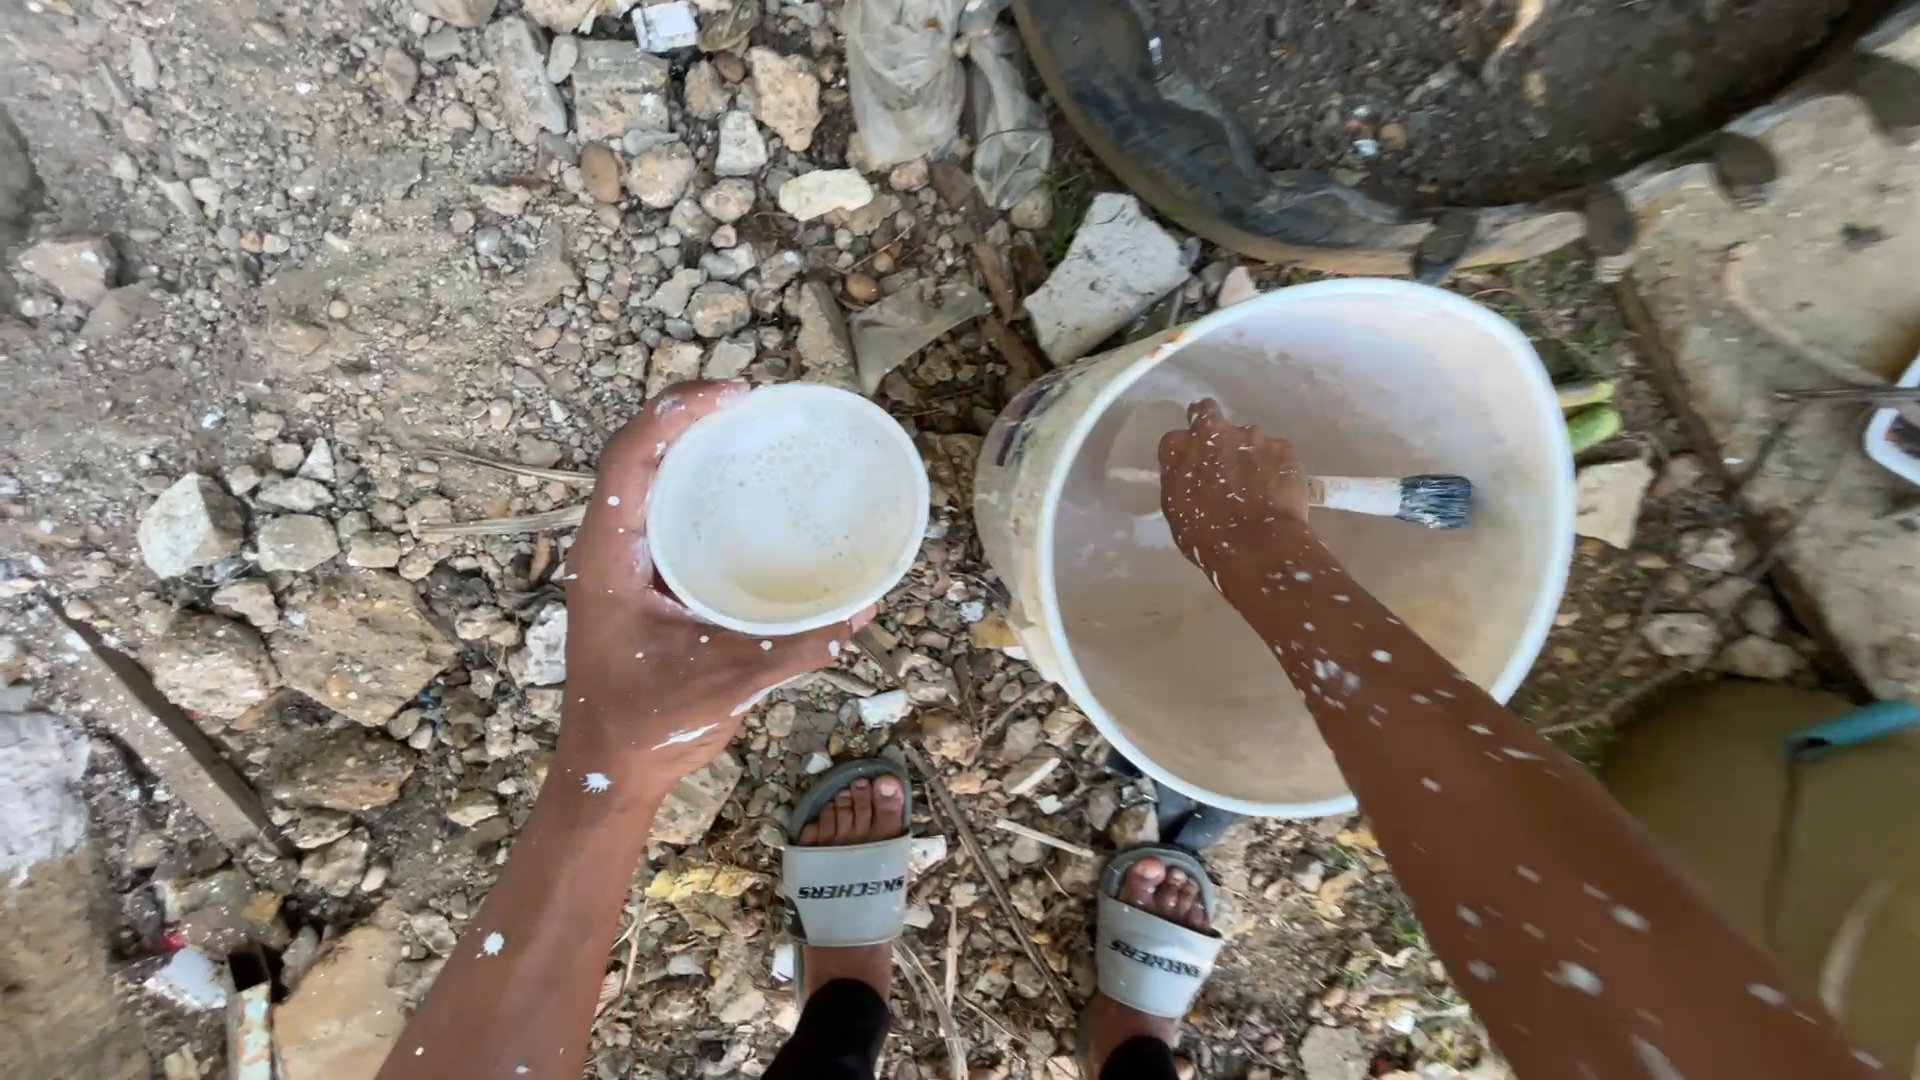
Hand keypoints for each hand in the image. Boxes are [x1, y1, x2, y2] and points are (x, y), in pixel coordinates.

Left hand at [561, 381, 870, 796]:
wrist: (611, 768)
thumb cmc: (649, 724)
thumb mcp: (727, 683)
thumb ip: (799, 647)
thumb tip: (864, 607)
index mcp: (610, 558)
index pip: (629, 457)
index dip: (677, 412)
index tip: (737, 395)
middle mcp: (611, 548)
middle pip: (640, 454)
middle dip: (692, 415)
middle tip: (755, 404)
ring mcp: (626, 563)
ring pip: (653, 480)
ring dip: (696, 448)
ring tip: (753, 434)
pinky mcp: (647, 580)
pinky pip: (671, 514)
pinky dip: (705, 490)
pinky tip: (748, 498)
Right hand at [1157, 398, 1310, 558]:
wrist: (1256, 546)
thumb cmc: (1205, 535)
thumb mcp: (1175, 507)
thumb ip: (1179, 477)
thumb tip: (1188, 469)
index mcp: (1180, 448)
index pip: (1175, 438)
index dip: (1185, 451)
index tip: (1192, 466)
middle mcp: (1214, 431)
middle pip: (1207, 413)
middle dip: (1210, 425)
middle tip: (1218, 452)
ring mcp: (1252, 436)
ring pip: (1246, 437)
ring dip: (1247, 453)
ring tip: (1256, 484)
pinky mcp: (1283, 447)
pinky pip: (1275, 453)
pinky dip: (1274, 466)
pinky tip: (1276, 491)